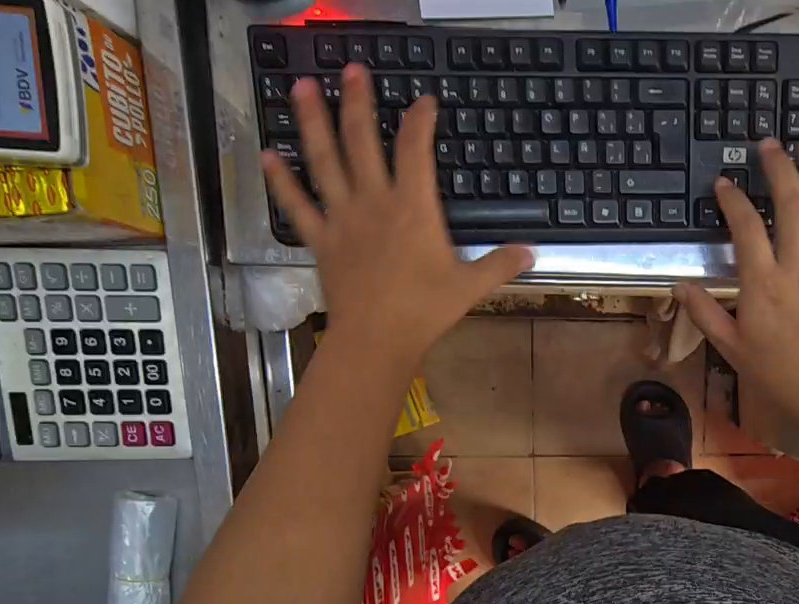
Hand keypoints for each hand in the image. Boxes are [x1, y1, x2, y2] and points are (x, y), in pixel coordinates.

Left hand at [261, 66, 533, 372]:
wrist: (377, 338)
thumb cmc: (425, 311)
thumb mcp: (470, 287)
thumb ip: (500, 265)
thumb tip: (530, 253)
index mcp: (413, 208)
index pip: (416, 149)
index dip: (420, 119)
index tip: (423, 100)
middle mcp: (374, 201)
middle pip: (362, 139)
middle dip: (358, 101)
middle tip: (353, 69)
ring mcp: (343, 218)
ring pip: (324, 160)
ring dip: (313, 121)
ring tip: (303, 87)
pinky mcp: (322, 239)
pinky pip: (297, 205)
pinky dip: (281, 180)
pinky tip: (267, 155)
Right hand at [674, 140, 798, 417]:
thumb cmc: (774, 371)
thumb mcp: (730, 345)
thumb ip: (704, 312)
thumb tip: (680, 287)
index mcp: (762, 282)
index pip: (745, 228)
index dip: (733, 200)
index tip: (724, 184)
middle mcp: (796, 267)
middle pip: (790, 205)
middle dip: (779, 169)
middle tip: (770, 144)